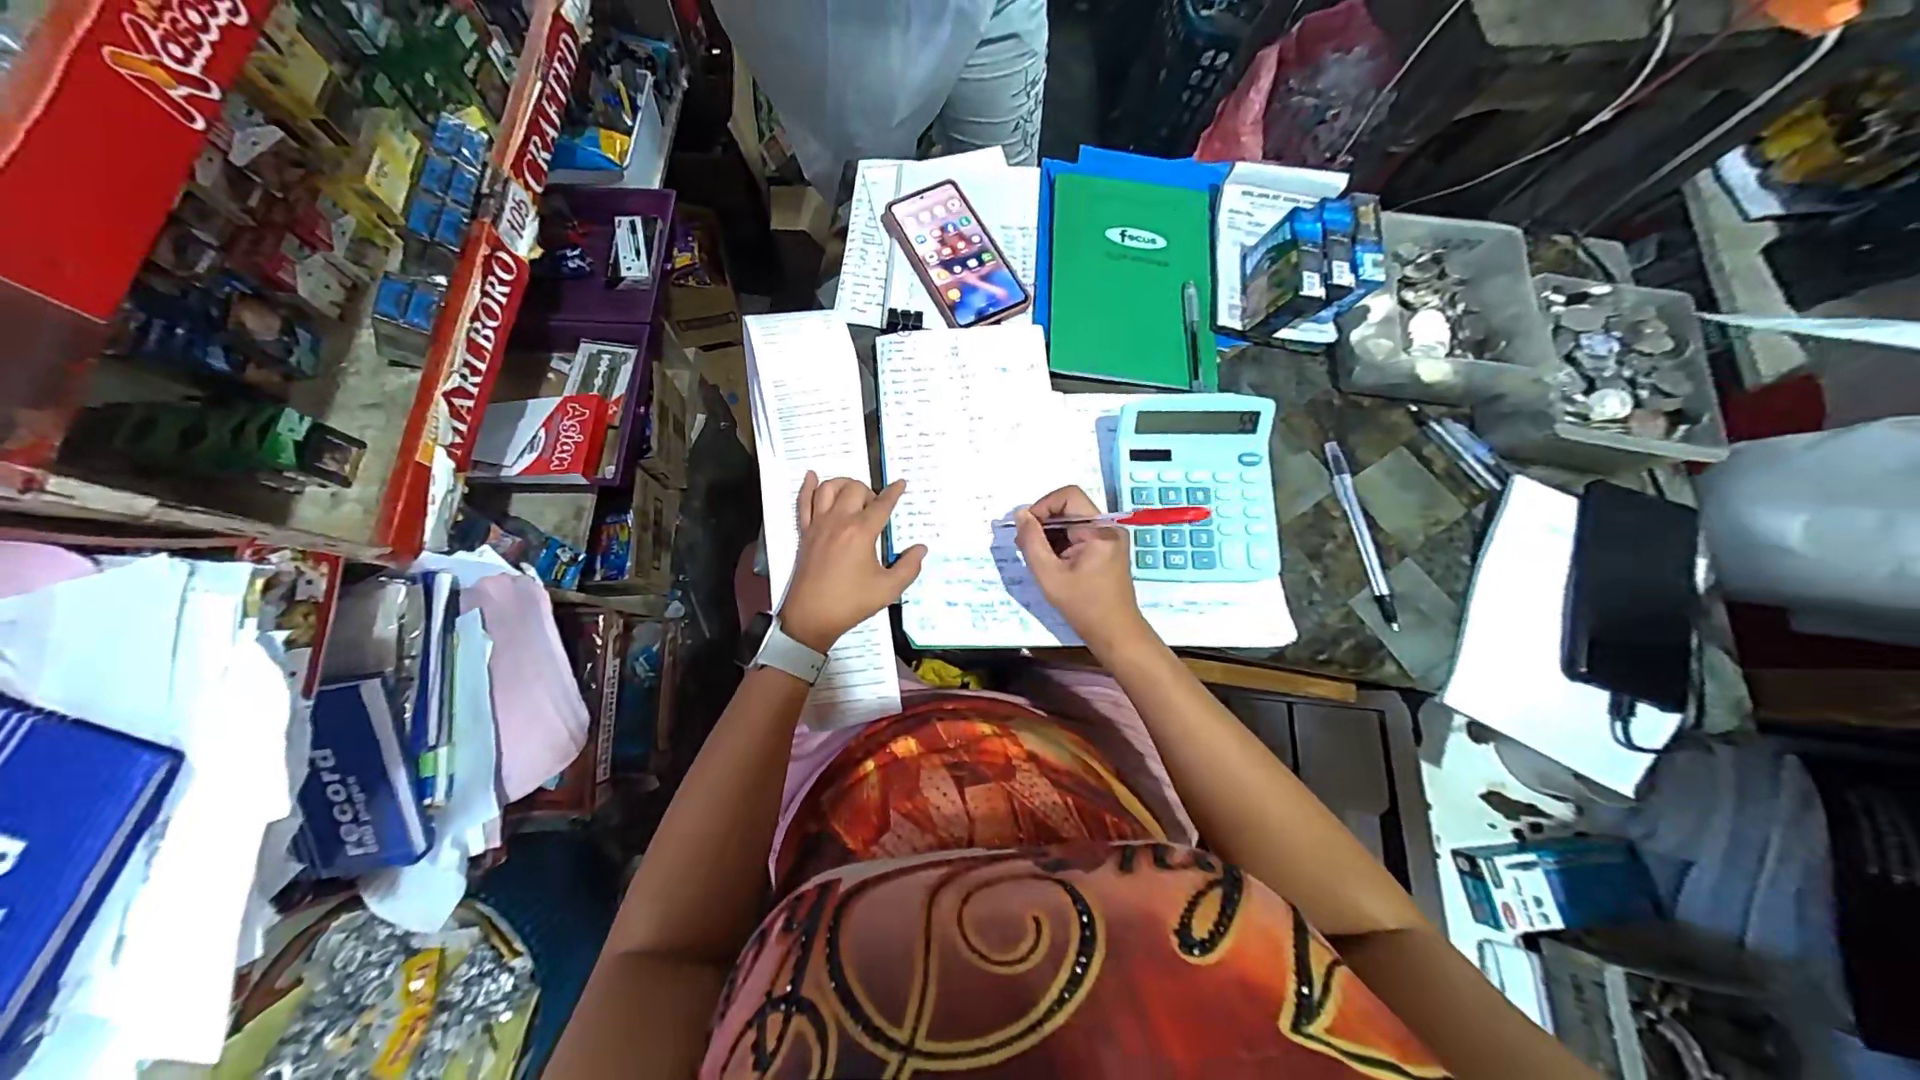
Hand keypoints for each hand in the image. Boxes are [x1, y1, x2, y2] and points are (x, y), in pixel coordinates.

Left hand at [779, 471, 926, 652]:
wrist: (811, 616)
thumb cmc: (851, 603)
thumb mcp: (888, 589)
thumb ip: (909, 567)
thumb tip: (921, 549)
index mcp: (861, 532)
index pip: (882, 504)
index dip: (894, 492)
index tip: (901, 484)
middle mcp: (839, 521)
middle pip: (855, 489)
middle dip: (870, 492)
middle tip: (877, 506)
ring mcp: (818, 525)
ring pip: (829, 488)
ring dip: (844, 484)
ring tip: (853, 492)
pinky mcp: (805, 532)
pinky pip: (803, 502)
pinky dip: (808, 487)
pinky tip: (812, 476)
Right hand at [1014, 486, 1149, 650]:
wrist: (1114, 632)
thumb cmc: (1082, 605)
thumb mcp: (1048, 573)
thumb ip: (1031, 540)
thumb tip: (1021, 513)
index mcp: (1100, 529)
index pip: (1068, 496)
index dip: (1043, 506)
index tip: (1027, 529)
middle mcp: (1109, 527)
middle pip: (1069, 508)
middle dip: (1044, 522)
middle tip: (1025, 546)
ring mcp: (1110, 537)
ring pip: (1072, 521)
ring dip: (1051, 534)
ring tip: (1038, 558)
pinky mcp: (1108, 548)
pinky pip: (1079, 534)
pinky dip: (1062, 543)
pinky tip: (1052, 563)